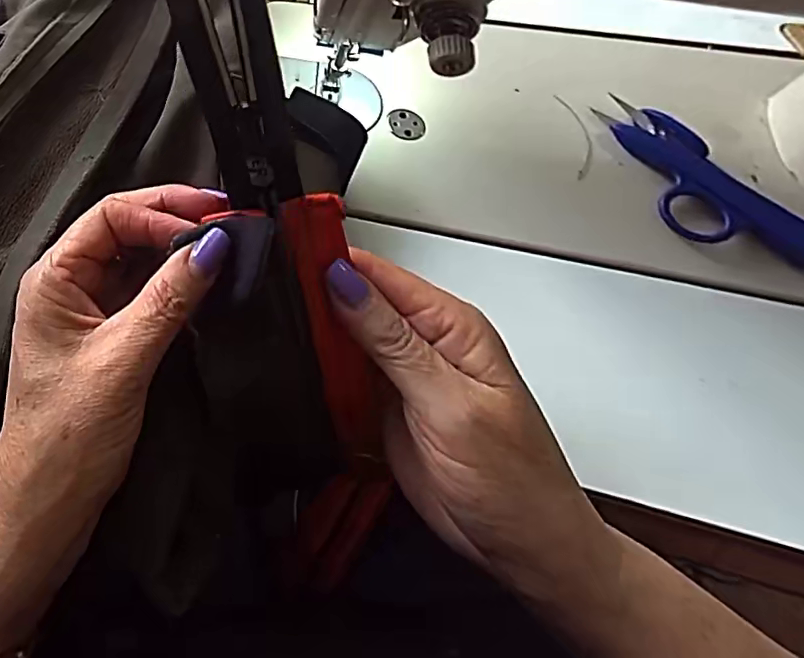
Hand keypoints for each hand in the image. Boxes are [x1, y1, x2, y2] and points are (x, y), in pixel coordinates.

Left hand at [0, 184, 229, 536]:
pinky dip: (179, 276)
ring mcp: (92, 307)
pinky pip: (149, 286)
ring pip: (140, 255)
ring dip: (181, 245)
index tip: (207, 223)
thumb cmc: (62, 441)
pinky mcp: (112, 330)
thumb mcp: (122, 359)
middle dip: (175, 217)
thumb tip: (211, 245)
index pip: (111, 215)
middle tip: (223, 217)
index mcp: (54, 278)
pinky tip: (205, 276)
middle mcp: (70, 284)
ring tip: (222, 241)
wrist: (45, 509)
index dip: (161, 211)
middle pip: (127, 226)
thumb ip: (169, 297)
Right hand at [325, 251, 794, 657]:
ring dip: (318, 337)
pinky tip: (299, 370)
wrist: (525, 551)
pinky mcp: (386, 407)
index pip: (384, 275)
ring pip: (347, 339)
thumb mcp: (450, 404)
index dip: (338, 260)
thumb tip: (348, 286)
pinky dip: (322, 375)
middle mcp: (425, 343)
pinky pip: (344, 379)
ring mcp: (403, 376)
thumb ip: (393, 343)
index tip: (296, 252)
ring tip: (280, 328)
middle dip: (321, 297)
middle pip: (360, 302)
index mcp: (451, 326)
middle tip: (278, 294)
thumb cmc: (517, 481)